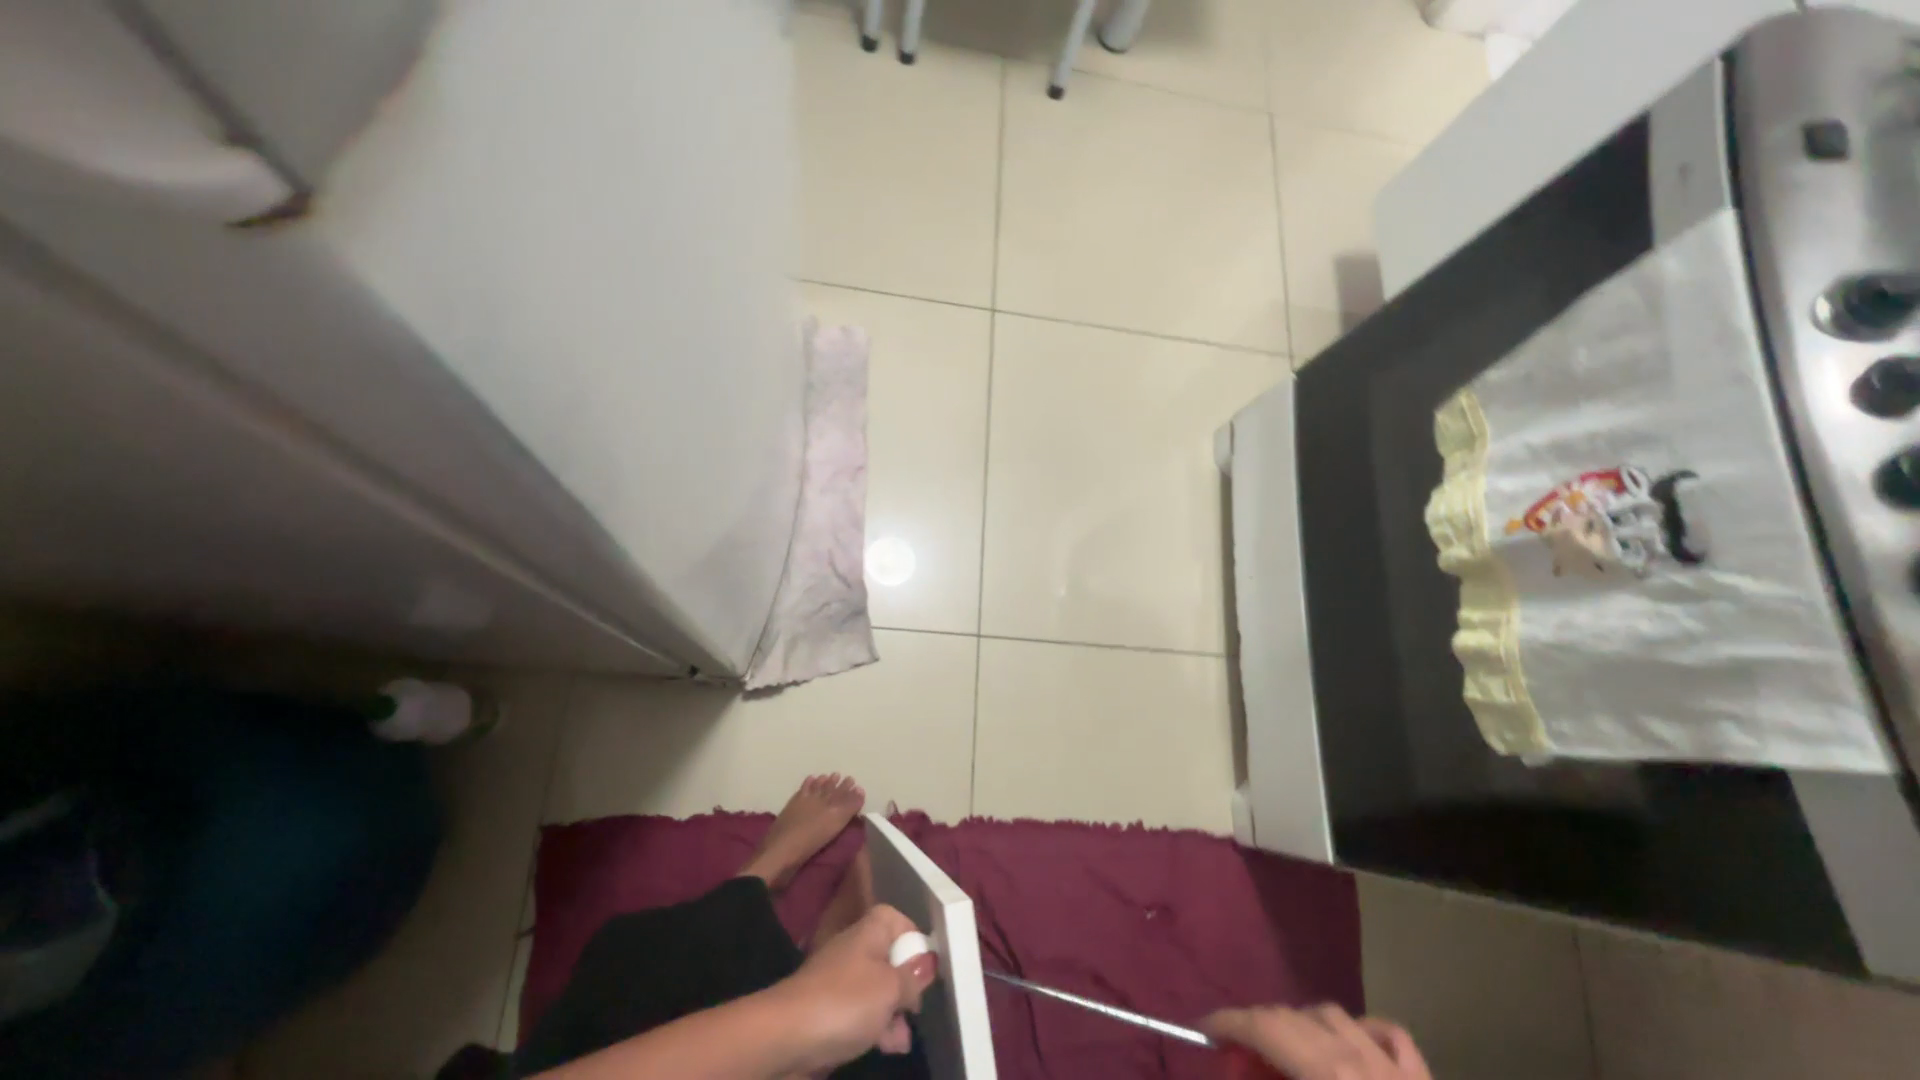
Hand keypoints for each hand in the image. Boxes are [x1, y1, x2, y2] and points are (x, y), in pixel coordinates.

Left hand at [765, 904, 937, 1073]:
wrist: (784, 1038)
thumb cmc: (845, 1003)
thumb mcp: (890, 988)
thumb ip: (913, 977)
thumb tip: (927, 962)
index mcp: (868, 934)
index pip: (894, 918)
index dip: (912, 937)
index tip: (926, 965)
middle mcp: (853, 952)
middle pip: (889, 959)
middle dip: (906, 986)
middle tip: (915, 1008)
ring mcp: (839, 984)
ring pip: (877, 992)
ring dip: (894, 1014)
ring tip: (901, 1040)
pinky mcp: (829, 1014)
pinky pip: (861, 1016)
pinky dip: (875, 1029)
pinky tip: (886, 1048)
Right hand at [1202, 1004, 1430, 1079]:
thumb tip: (1238, 1078)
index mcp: (1328, 1077)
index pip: (1266, 1027)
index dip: (1228, 1024)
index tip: (1201, 1032)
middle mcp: (1362, 1062)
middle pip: (1295, 1019)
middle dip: (1257, 1026)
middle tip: (1235, 1055)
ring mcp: (1399, 1072)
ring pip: (1338, 1019)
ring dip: (1301, 1026)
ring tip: (1283, 1055)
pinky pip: (1389, 1037)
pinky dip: (1361, 1032)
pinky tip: (1349, 1051)